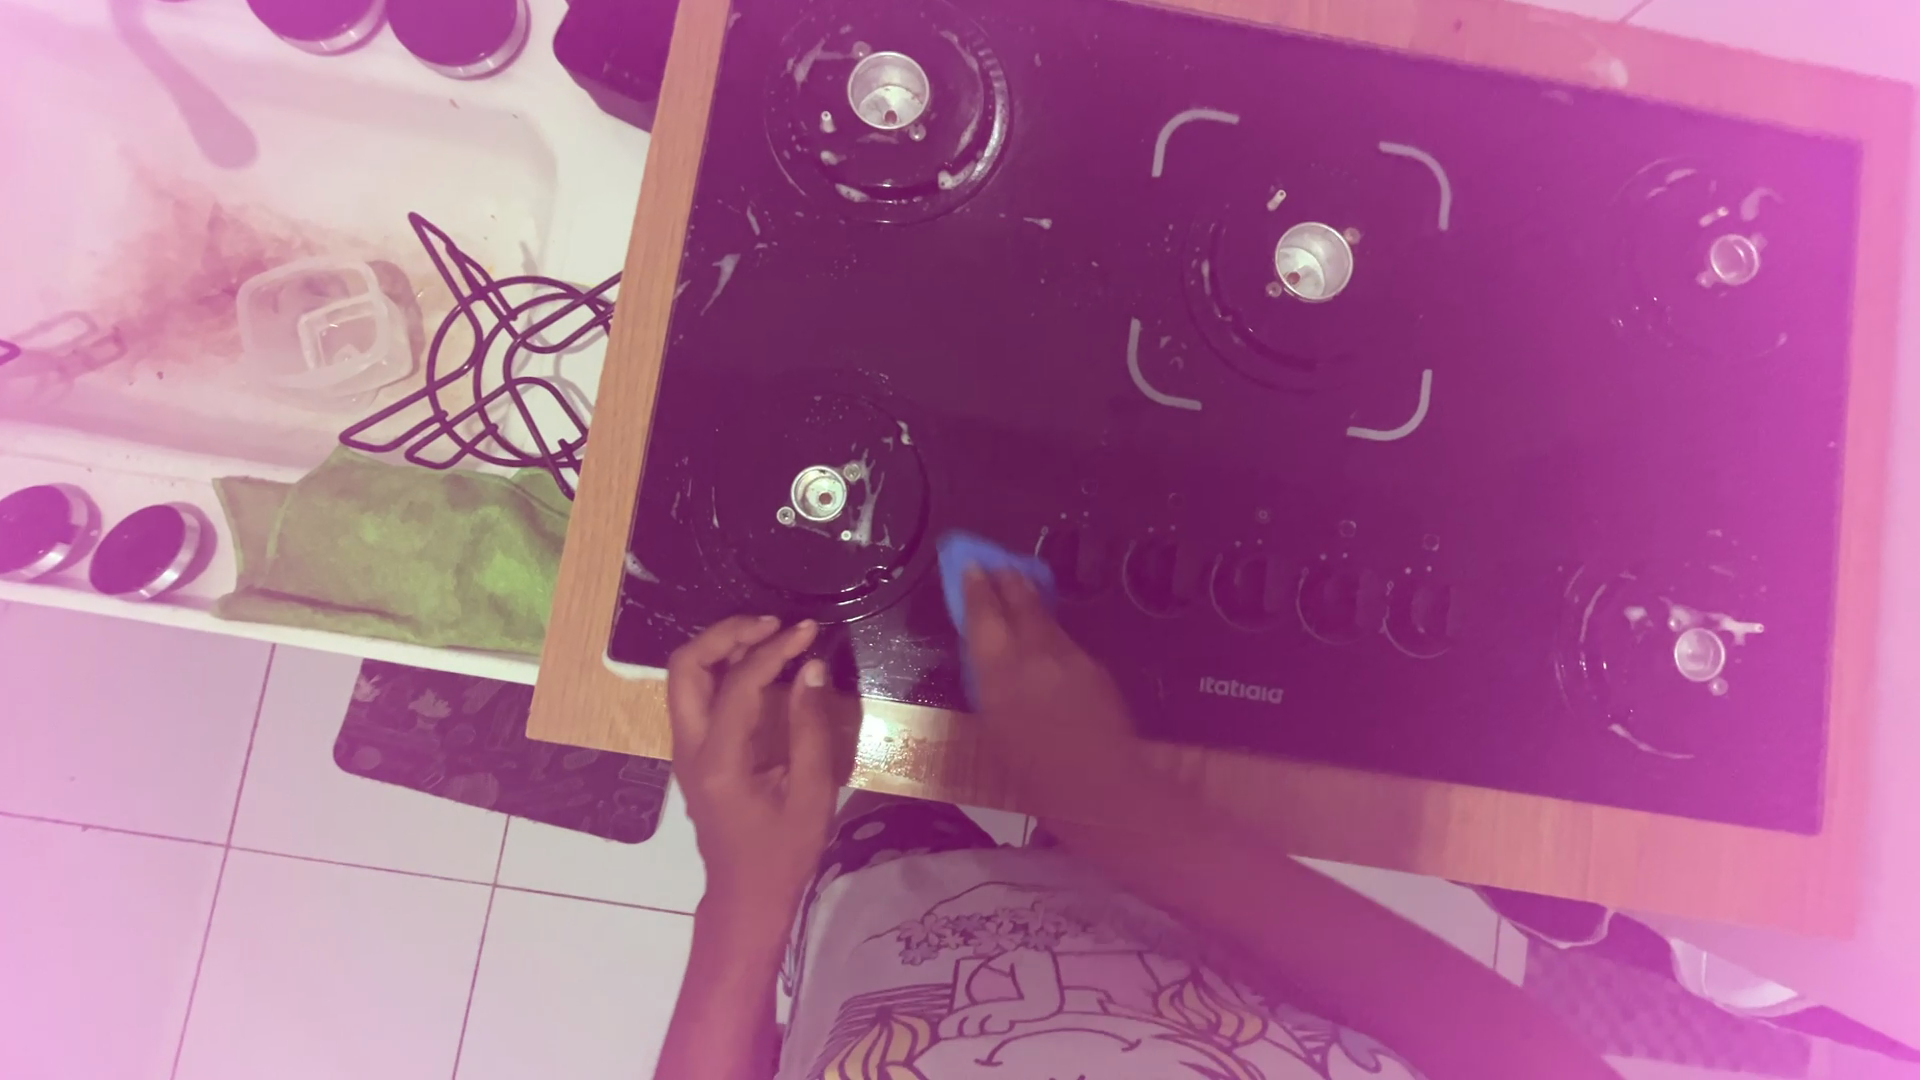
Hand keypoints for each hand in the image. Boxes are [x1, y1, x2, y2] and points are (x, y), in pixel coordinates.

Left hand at [667, 616, 836, 923]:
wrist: (746, 895)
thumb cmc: (783, 851)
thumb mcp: (811, 793)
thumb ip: (810, 727)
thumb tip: (812, 667)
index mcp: (719, 761)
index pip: (739, 684)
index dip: (775, 650)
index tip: (809, 631)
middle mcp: (689, 747)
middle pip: (686, 666)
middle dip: (727, 634)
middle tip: (774, 624)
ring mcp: (685, 748)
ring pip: (686, 675)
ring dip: (723, 646)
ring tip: (770, 635)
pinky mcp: (694, 751)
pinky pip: (699, 693)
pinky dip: (725, 667)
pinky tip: (762, 664)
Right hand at [962, 569, 1151, 812]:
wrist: (1102, 789)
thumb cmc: (1033, 776)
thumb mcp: (993, 730)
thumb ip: (990, 687)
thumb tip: (988, 661)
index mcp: (1000, 670)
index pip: (984, 614)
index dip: (976, 587)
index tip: (971, 566)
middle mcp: (1035, 652)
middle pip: (1019, 602)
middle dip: (1007, 580)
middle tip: (997, 564)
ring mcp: (1070, 656)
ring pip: (1046, 619)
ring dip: (1030, 601)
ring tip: (1020, 587)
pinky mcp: (1095, 666)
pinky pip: (1066, 642)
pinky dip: (1052, 634)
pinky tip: (1048, 642)